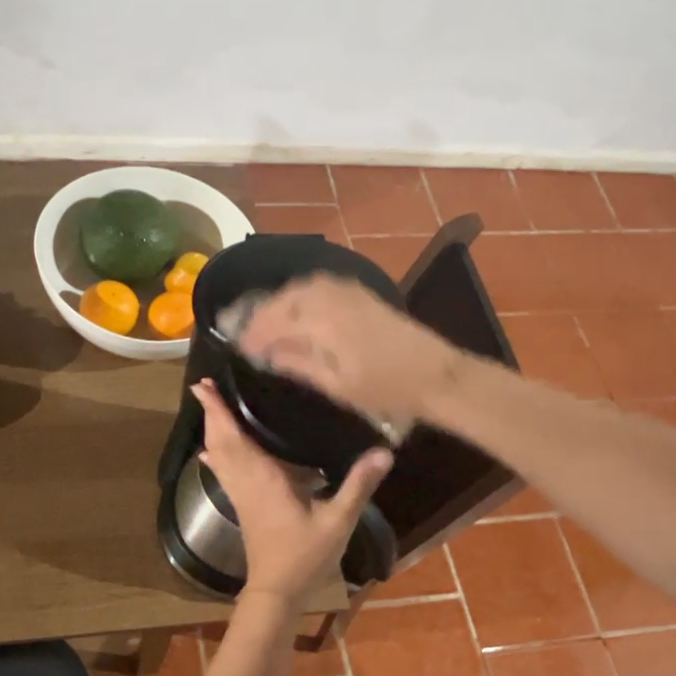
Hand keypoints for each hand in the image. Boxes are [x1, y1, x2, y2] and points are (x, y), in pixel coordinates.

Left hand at [191, 378, 393, 602]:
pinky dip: (218, 456)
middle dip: (212, 414)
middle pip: (222, 442)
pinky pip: (225, 472)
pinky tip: (211, 453)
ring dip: (212, 431)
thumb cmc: (306, 555)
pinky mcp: (243, 506)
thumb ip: (358, 485)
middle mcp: (246, 482)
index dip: (219, 412)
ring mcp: (241, 495)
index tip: (205, 387)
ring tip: (208, 408)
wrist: (278, 590)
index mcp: (264, 478)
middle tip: (203, 386)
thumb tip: (383, 451)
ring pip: (220, 456)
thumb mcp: (338, 521)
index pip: (236, 438)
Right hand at [227, 273, 463, 434]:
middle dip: (263, 314)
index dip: (254, 333)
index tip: (239, 348)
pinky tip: (298, 316)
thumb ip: (298, 364)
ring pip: (303, 288)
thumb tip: (266, 353)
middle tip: (248, 335)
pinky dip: (302, 297)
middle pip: (286, 297)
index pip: (275, 320)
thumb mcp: (336, 385)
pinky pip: (321, 286)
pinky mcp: (362, 294)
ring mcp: (350, 291)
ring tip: (268, 325)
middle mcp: (334, 297)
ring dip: (281, 303)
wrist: (436, 376)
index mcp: (324, 321)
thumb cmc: (386, 389)